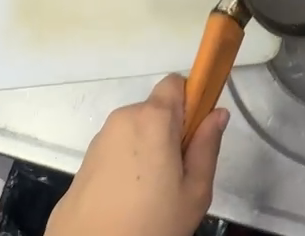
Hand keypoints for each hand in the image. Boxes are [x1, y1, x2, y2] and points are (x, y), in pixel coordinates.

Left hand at [46, 74, 228, 235]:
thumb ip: (208, 146)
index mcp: (153, 118)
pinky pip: (118, 149)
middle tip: (178, 175)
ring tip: (152, 194)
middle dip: (171, 133)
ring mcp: (101, 137)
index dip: (190, 102)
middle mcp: (124, 117)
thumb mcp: (194, 192)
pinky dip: (128, 164)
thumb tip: (218, 113)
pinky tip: (129, 200)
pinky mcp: (86, 159)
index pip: (176, 82)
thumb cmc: (150, 223)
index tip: (195, 134)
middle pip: (157, 110)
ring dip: (149, 150)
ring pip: (137, 131)